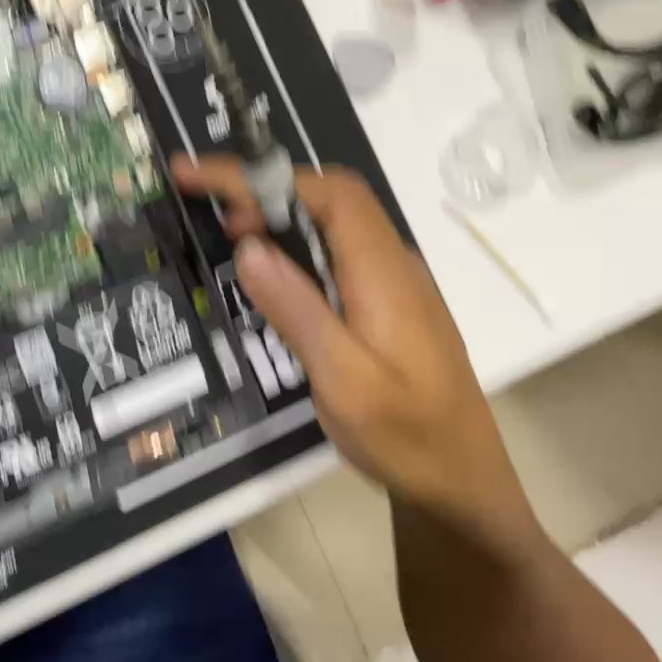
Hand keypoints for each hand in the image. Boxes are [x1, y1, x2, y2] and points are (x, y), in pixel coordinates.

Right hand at [173, 156, 539, 550]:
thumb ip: (296, 309)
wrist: (463, 485)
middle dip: (263, 188)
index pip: (326, 193)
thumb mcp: (343, 381)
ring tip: (229, 236)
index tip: (198, 176)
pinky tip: (270, 272)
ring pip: (332, 221)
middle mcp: (393, 264)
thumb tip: (247, 246)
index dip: (260, 176)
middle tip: (210, 214)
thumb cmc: (406, 438)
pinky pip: (336, 250)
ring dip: (277, 214)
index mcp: (385, 274)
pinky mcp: (386, 302)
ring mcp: (393, 282)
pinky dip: (293, 243)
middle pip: (329, 197)